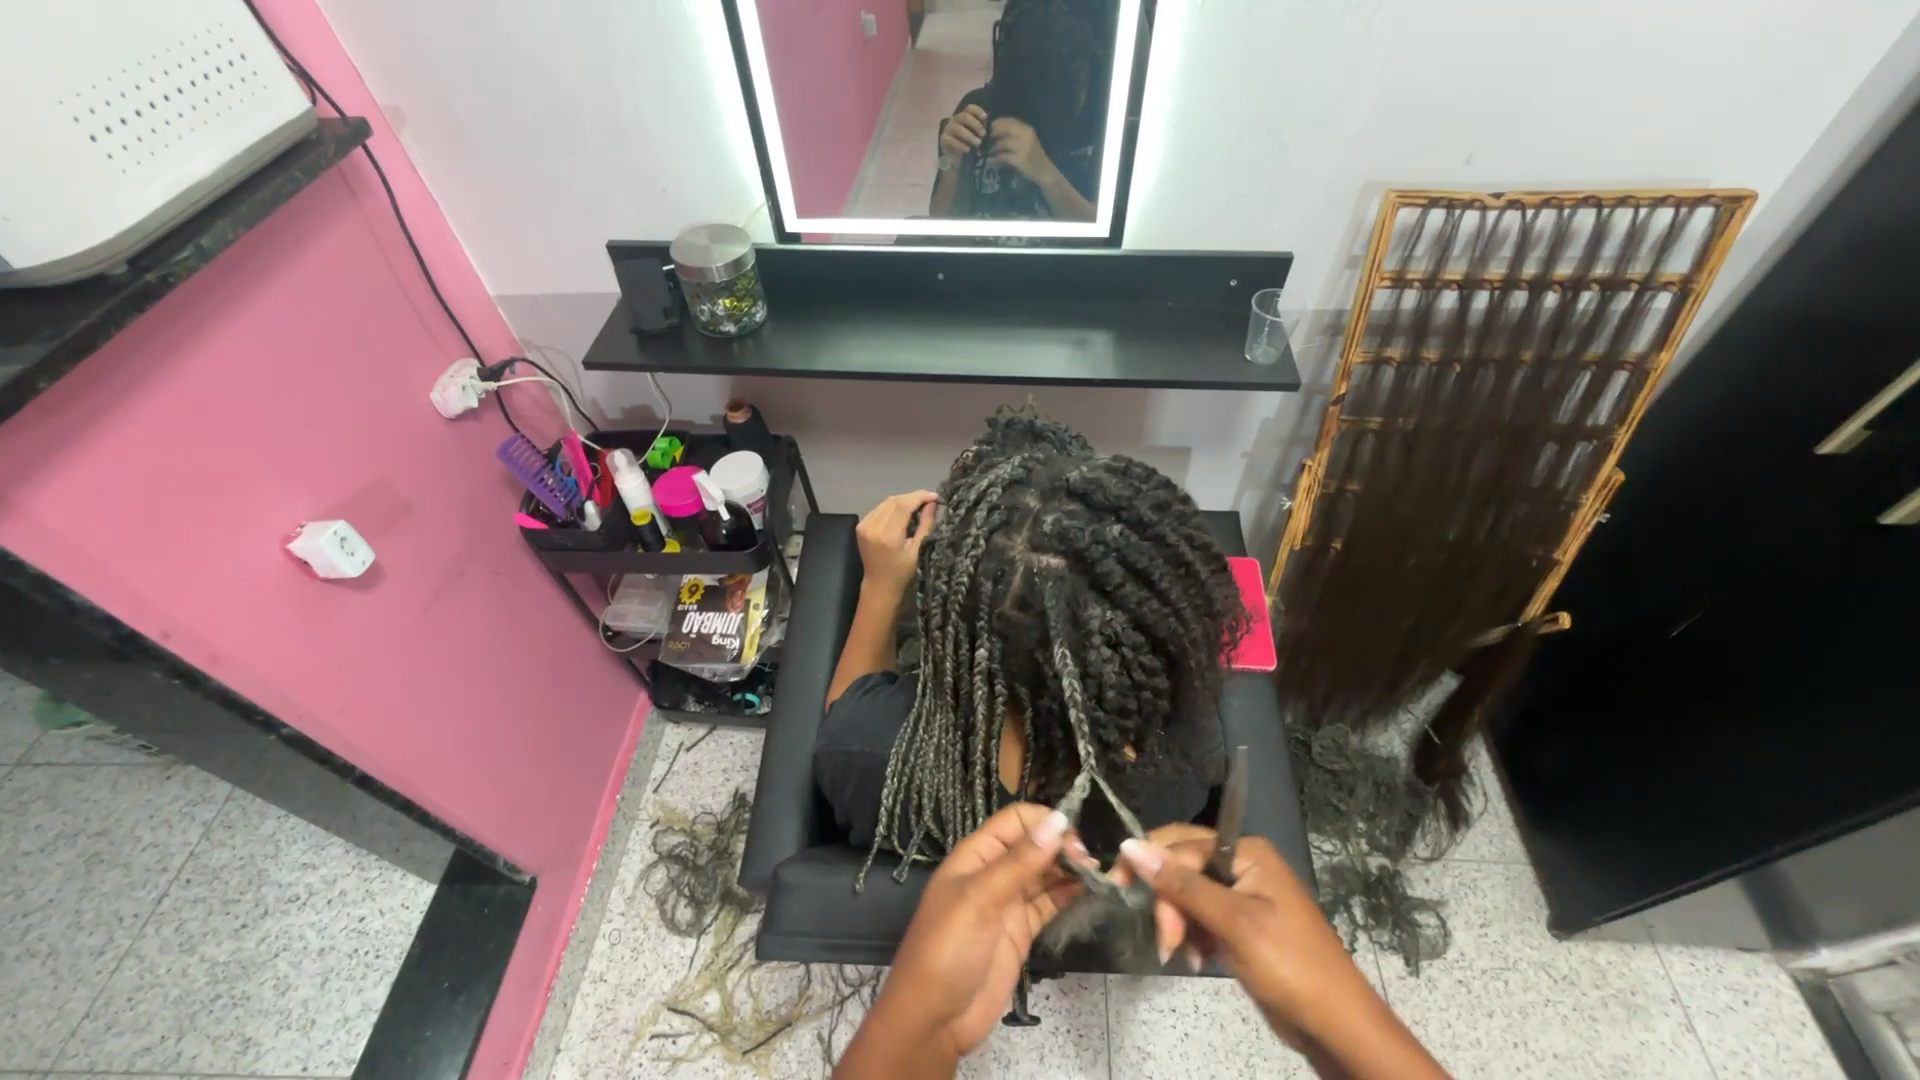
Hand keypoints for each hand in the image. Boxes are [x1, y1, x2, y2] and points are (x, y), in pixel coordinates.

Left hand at [854, 491, 936, 596]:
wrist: (879, 585)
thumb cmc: (902, 572)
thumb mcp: (918, 550)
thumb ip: (925, 524)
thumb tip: (932, 503)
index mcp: (888, 536)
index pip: (903, 505)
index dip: (919, 497)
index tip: (935, 497)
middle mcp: (873, 527)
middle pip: (894, 501)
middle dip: (913, 497)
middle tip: (929, 501)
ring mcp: (864, 526)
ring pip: (886, 503)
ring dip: (903, 501)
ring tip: (918, 506)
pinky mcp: (860, 526)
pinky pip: (879, 509)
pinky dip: (892, 507)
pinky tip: (902, 513)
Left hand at [869, 804, 1079, 1059]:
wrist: (934, 1018)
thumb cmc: (947, 949)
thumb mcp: (980, 899)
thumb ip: (1020, 862)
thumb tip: (1058, 821)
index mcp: (975, 856)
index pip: (1015, 821)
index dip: (1044, 821)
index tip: (1075, 835)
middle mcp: (993, 873)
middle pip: (1033, 845)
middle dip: (1062, 846)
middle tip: (1089, 862)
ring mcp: (1008, 903)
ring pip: (1045, 874)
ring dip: (1070, 869)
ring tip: (1099, 873)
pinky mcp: (1021, 931)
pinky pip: (1049, 903)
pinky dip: (1069, 894)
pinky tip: (1090, 890)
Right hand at [940, 105, 987, 161]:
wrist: (956, 160)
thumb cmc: (968, 145)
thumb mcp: (977, 136)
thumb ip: (981, 128)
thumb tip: (987, 123)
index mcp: (963, 117)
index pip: (969, 108)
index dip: (977, 111)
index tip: (985, 118)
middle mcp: (954, 120)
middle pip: (964, 116)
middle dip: (976, 125)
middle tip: (983, 135)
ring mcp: (948, 129)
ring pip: (958, 128)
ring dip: (970, 136)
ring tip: (978, 144)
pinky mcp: (943, 139)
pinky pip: (952, 140)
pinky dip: (961, 145)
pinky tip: (968, 150)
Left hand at [987, 117, 1055, 181]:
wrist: (1044, 171)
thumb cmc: (1033, 156)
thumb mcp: (1027, 140)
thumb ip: (1015, 134)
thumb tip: (996, 130)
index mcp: (1027, 129)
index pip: (1009, 120)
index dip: (997, 123)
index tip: (989, 128)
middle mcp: (1026, 135)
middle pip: (1005, 129)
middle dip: (993, 133)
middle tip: (986, 139)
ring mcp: (1023, 148)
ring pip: (1003, 142)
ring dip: (993, 147)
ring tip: (988, 151)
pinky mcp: (1019, 160)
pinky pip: (1003, 156)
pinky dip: (995, 158)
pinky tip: (991, 160)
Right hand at [1118, 833, 1372, 1046]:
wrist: (1336, 1024)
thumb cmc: (1288, 965)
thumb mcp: (1231, 923)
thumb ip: (1181, 884)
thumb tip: (1129, 843)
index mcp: (1245, 852)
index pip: (1180, 845)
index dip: (1151, 868)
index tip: (1124, 896)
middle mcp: (1243, 864)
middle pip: (1182, 867)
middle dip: (1168, 902)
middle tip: (1168, 942)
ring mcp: (1243, 894)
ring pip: (1188, 894)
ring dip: (1179, 923)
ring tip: (1184, 955)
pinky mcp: (1242, 923)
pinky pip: (1202, 916)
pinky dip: (1193, 936)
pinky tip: (1197, 959)